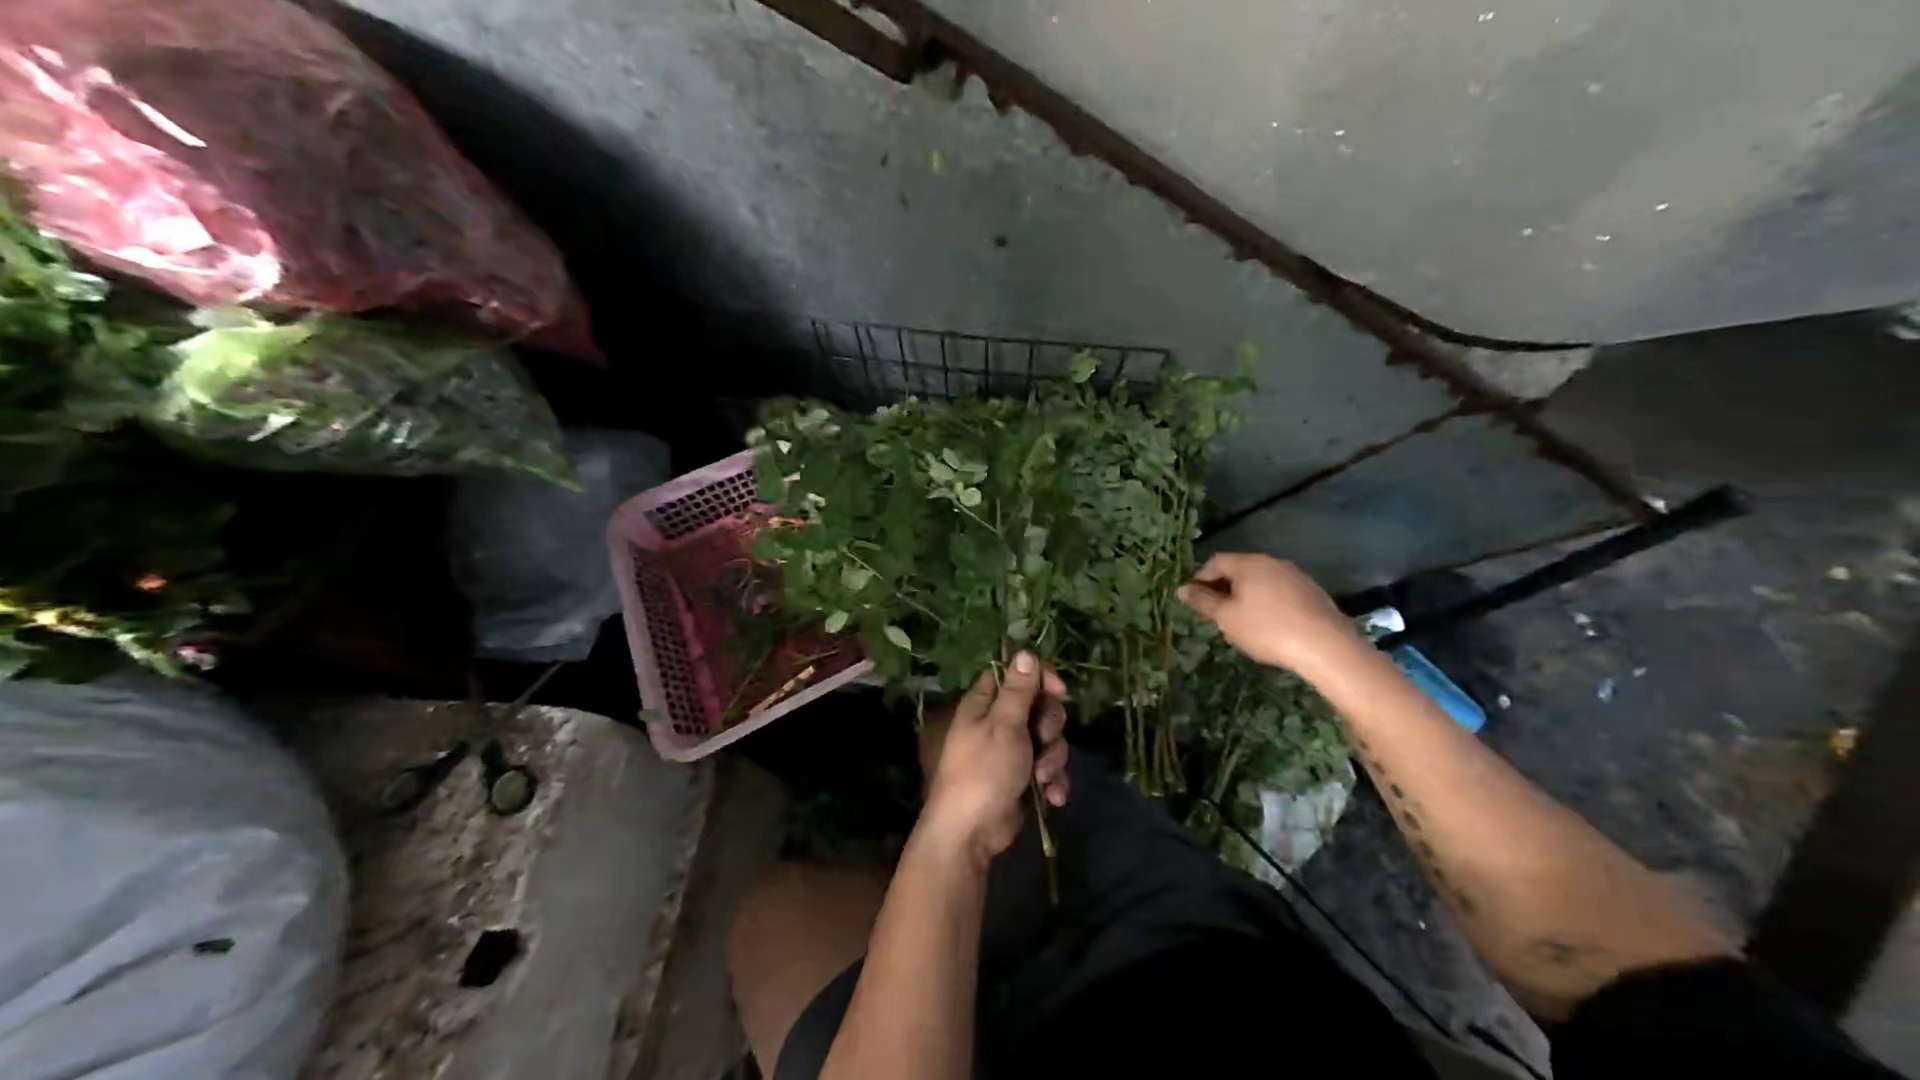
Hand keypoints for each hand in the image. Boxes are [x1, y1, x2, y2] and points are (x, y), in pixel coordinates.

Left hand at [921, 651, 1069, 867]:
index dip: (1040, 677)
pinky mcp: (1024, 777)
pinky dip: (1053, 781)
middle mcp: (1000, 722)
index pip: (1017, 673)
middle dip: (1050, 726)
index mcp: (987, 703)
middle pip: (1040, 706)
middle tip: (1043, 739)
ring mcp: (1013, 751)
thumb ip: (1018, 690)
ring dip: (1053, 758)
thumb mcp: (1004, 725)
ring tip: (1042, 777)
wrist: (972, 831)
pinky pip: (1050, 768)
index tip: (1058, 691)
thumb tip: (1025, 652)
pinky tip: (1052, 796)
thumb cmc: (984, 770)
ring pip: (1050, 739)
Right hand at [1176, 552, 1361, 674]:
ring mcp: (1296, 576)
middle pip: (1239, 568)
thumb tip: (1182, 588)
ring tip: (1240, 619)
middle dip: (1223, 586)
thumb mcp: (1227, 617)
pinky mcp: (1312, 592)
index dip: (1200, 578)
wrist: (1326, 646)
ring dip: (1246, 594)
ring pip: (1261, 579)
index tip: (1195, 600)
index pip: (1215, 561)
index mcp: (1249, 563)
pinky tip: (1268, 623)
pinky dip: (1267, 601)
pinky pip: (1279, 591)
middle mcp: (1273, 562)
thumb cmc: (1266, 629)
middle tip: (1215, 611)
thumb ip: (1203, 601)